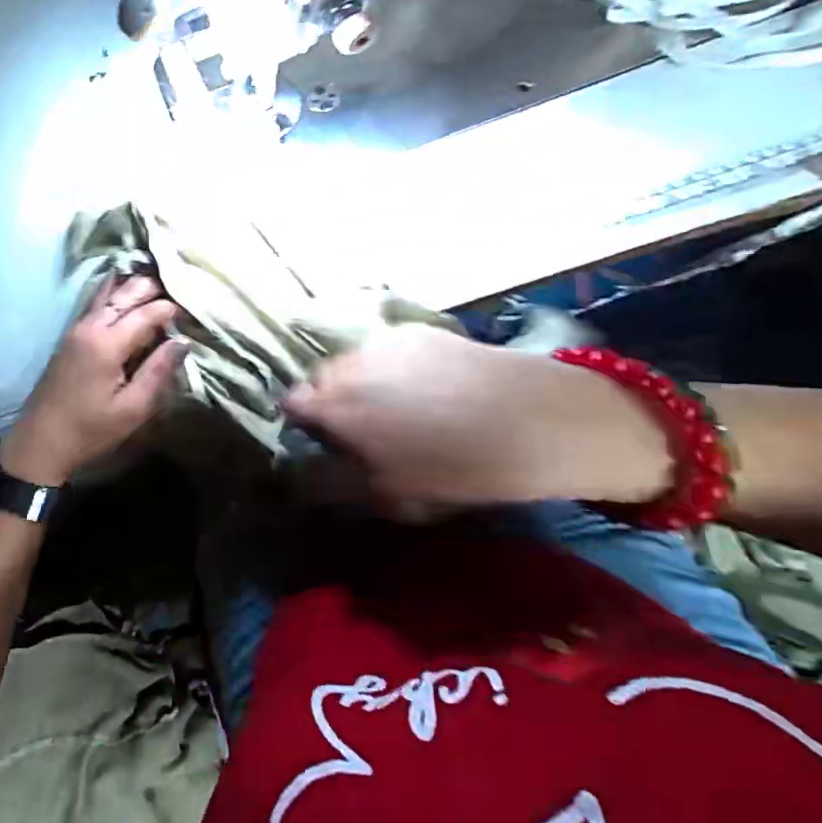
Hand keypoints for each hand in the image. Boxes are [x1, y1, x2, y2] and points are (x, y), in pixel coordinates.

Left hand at [0, 275, 186, 485]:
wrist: (40, 441)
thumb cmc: (90, 430)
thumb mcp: (132, 409)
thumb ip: (158, 371)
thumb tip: (182, 342)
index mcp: (107, 344)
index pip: (145, 314)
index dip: (168, 309)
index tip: (189, 311)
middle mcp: (90, 327)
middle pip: (124, 294)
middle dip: (150, 288)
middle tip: (176, 288)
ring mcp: (76, 329)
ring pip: (107, 294)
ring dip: (131, 287)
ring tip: (156, 283)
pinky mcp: (69, 336)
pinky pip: (95, 303)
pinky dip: (113, 293)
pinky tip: (124, 290)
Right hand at [282, 326, 671, 510]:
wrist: (528, 421)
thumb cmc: (455, 469)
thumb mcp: (390, 492)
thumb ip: (340, 477)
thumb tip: (311, 470)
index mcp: (335, 406)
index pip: (293, 403)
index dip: (304, 421)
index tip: (321, 436)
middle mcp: (350, 364)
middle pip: (323, 376)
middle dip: (333, 397)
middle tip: (364, 424)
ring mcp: (386, 341)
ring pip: (357, 359)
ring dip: (364, 378)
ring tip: (398, 403)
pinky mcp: (420, 331)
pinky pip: (390, 349)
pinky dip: (395, 364)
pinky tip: (428, 384)